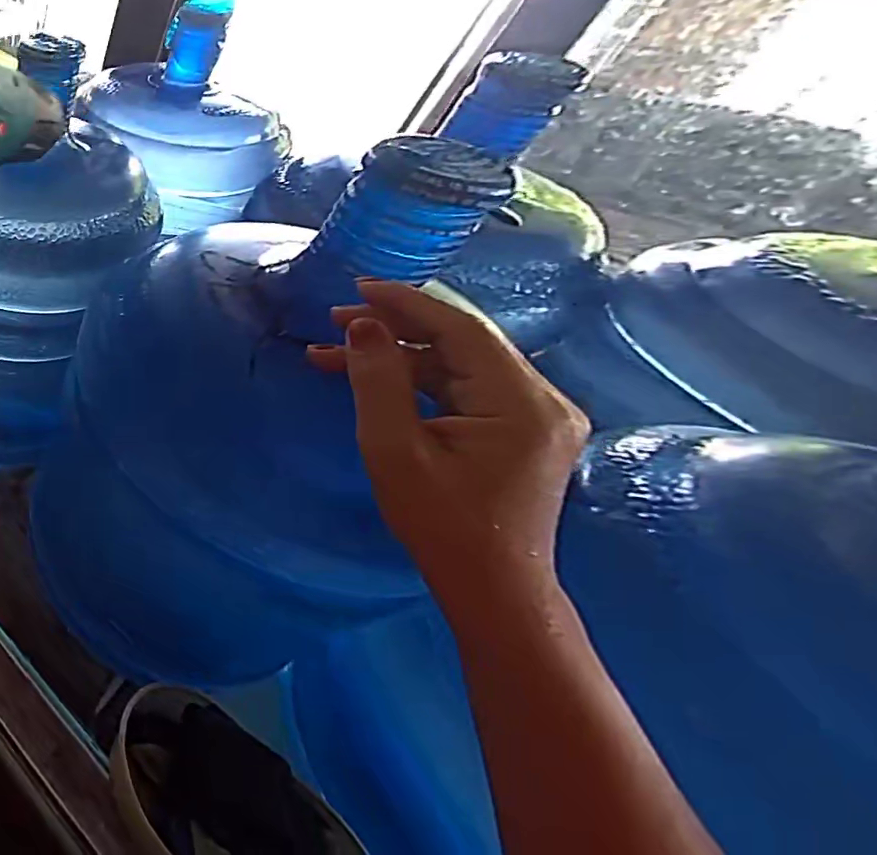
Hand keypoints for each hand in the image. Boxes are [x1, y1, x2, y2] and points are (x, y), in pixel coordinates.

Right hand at [305, 280, 590, 602]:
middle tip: (334, 319)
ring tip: (336, 352)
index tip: (356, 287)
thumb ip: (378, 380)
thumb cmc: (440, 523)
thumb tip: (362, 325)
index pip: (461, 329)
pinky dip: (417, 379)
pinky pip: (463, 387)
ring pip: (457, 364)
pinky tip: (375, 379)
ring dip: (399, 354)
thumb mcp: (394, 449)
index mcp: (522, 402)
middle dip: (395, 326)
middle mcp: (542, 399)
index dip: (406, 302)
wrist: (491, 588)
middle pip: (460, 342)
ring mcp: (536, 415)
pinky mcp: (522, 430)